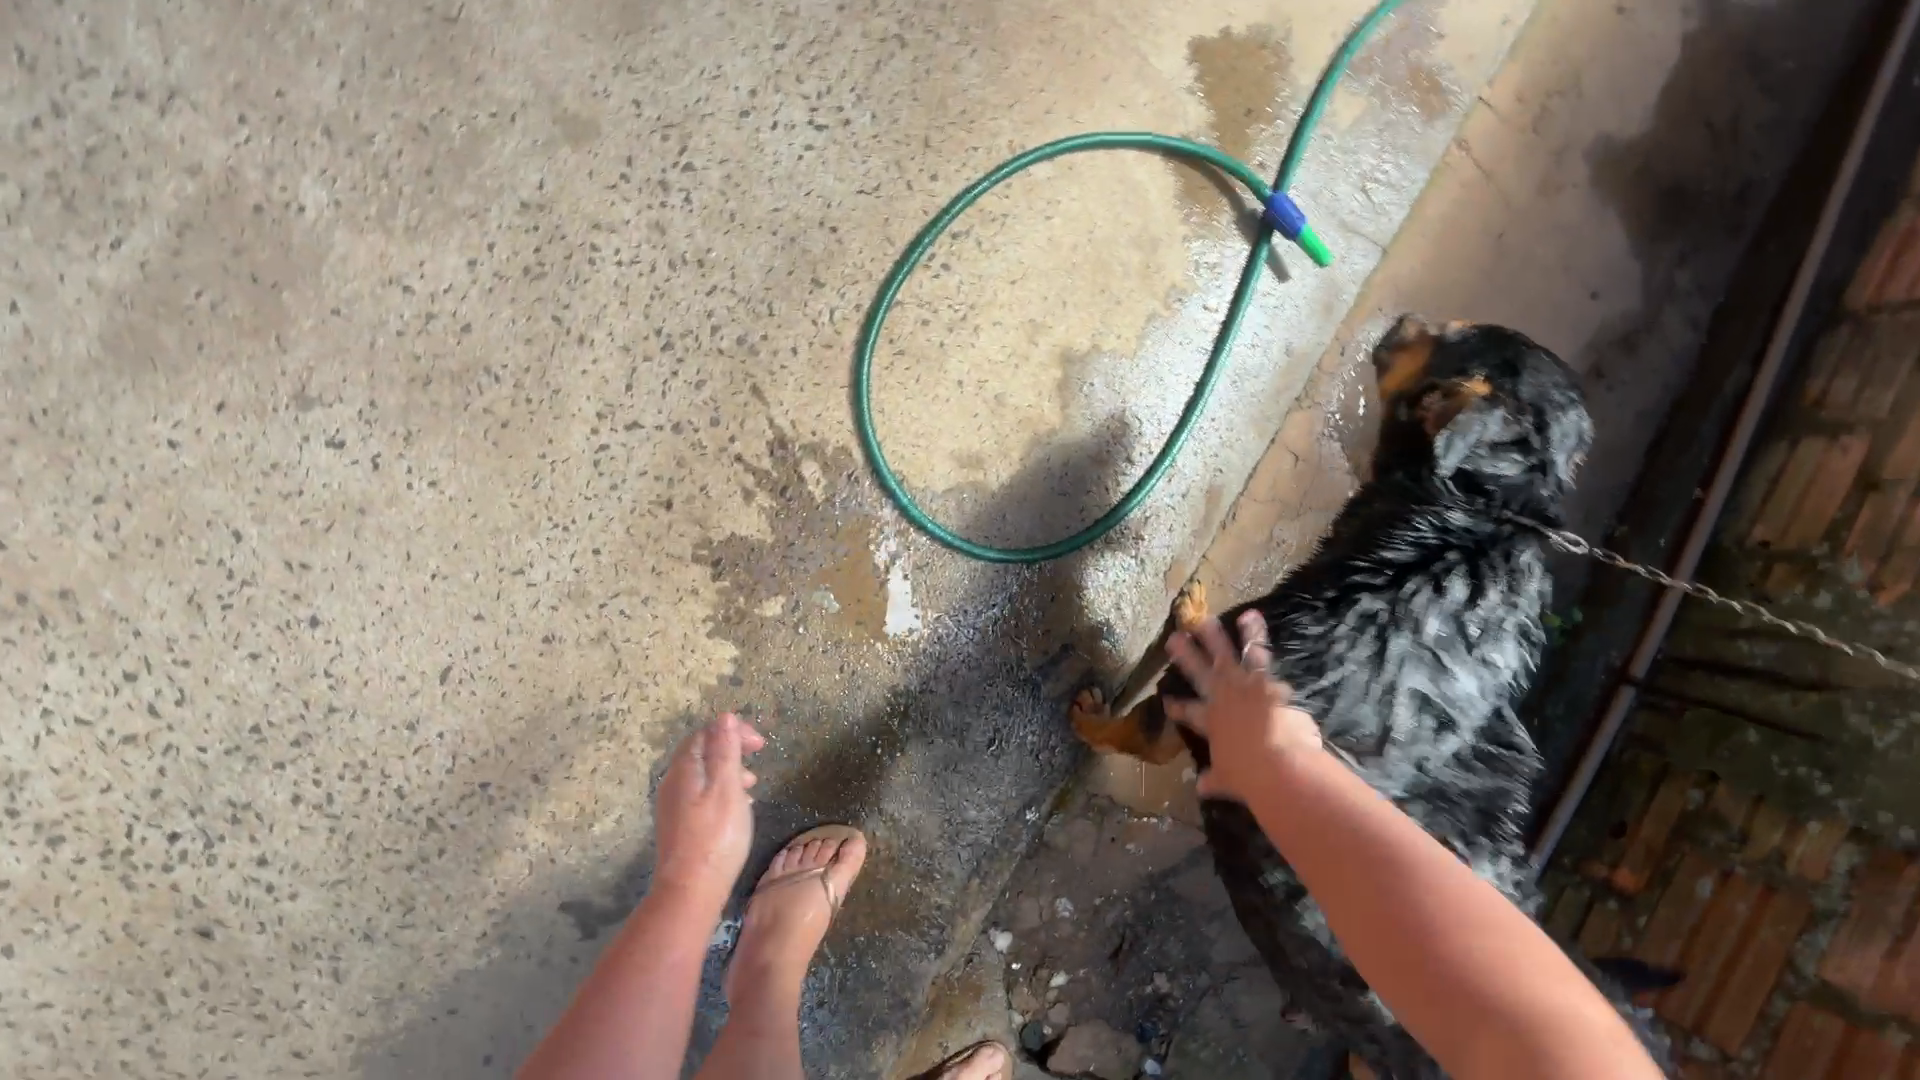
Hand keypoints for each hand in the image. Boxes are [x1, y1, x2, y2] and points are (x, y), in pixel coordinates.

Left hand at [653, 713, 765, 904]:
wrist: (691, 890)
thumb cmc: (715, 835)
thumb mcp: (727, 787)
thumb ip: (726, 750)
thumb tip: (724, 717)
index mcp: (683, 769)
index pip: (705, 733)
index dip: (732, 730)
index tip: (760, 743)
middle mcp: (673, 783)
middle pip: (701, 752)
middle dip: (731, 748)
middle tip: (758, 756)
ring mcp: (673, 806)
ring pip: (703, 774)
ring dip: (729, 770)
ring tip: (752, 783)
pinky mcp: (679, 825)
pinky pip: (702, 794)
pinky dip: (722, 790)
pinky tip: (738, 806)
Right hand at [1164, 611, 1324, 801]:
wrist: (1274, 765)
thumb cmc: (1249, 777)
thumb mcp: (1228, 780)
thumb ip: (1214, 781)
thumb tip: (1200, 787)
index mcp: (1210, 725)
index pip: (1189, 714)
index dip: (1177, 707)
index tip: (1167, 700)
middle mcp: (1219, 700)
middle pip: (1198, 674)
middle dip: (1185, 656)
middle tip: (1173, 638)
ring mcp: (1238, 686)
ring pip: (1223, 655)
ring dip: (1213, 636)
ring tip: (1203, 619)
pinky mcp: (1261, 679)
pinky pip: (1257, 651)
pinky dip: (1253, 633)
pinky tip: (1250, 615)